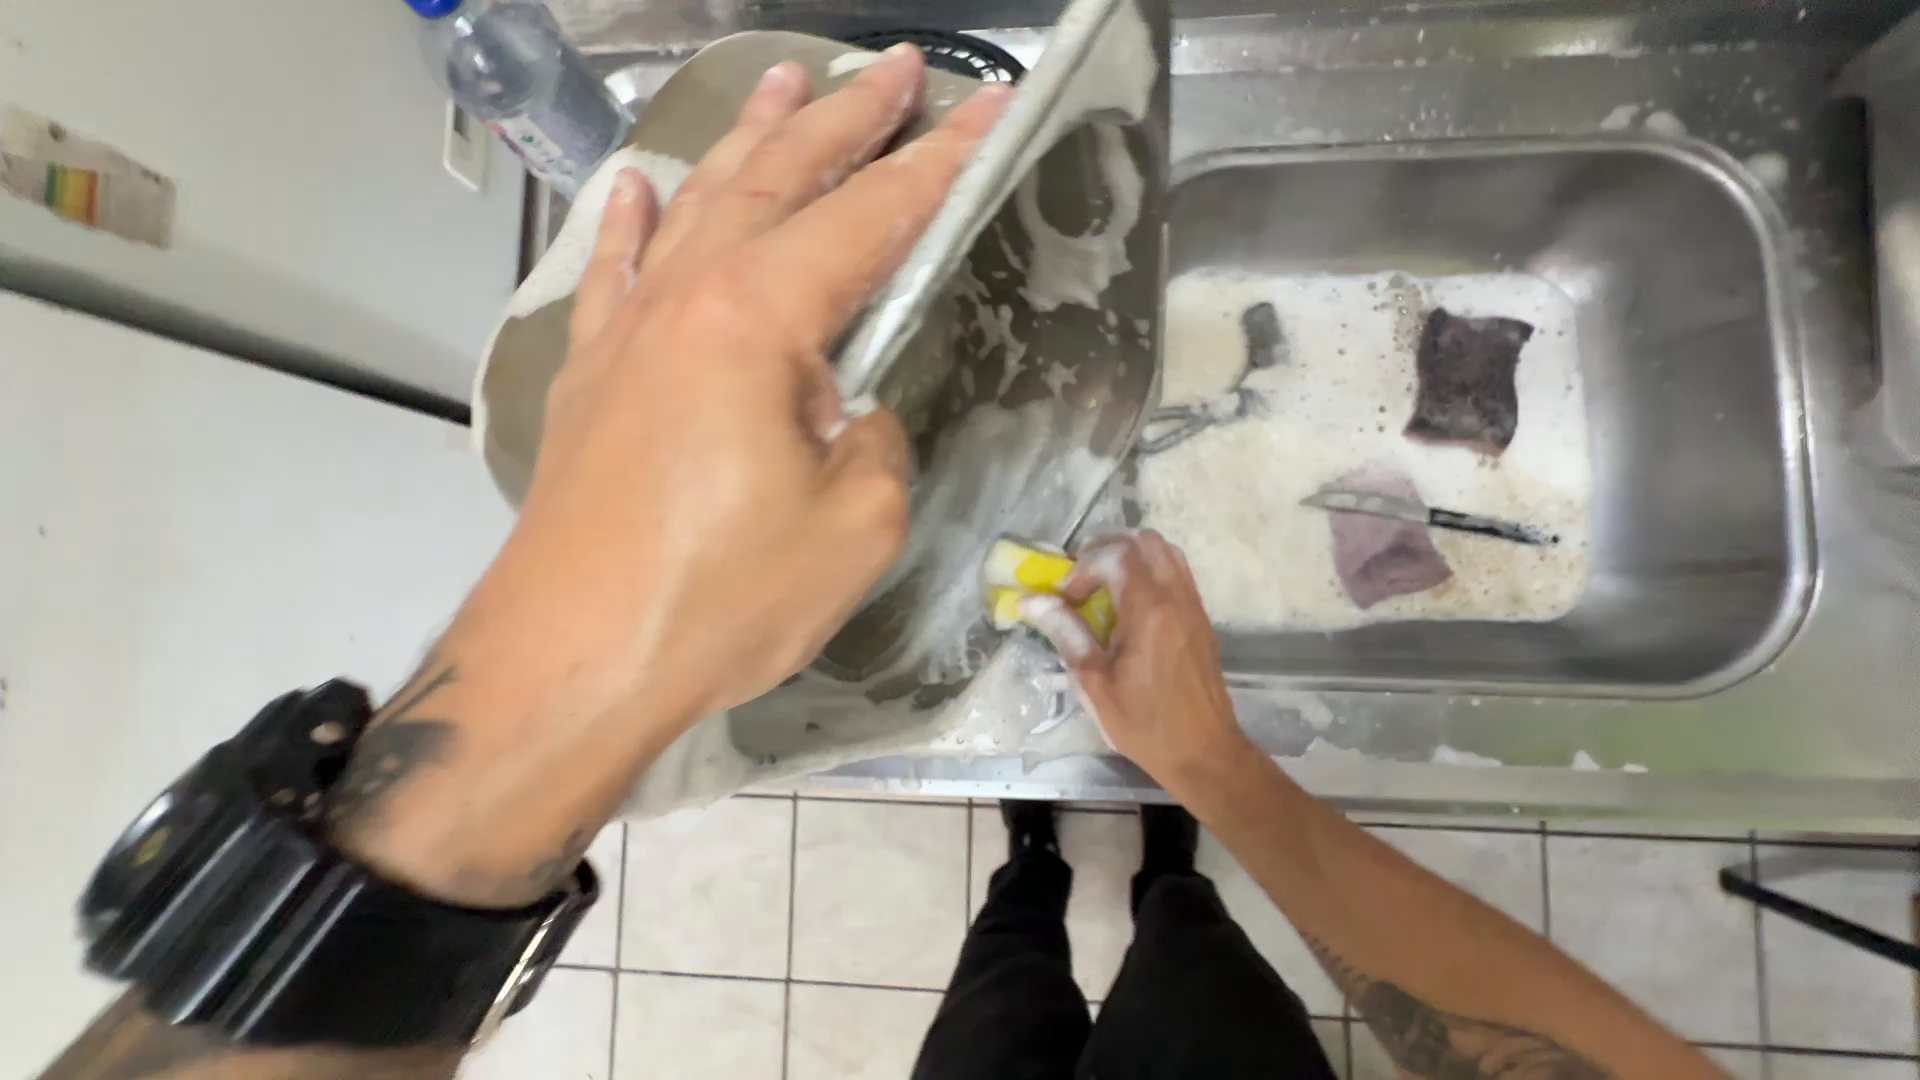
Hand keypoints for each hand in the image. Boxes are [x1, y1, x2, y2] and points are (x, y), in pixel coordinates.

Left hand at [332, 47, 1011, 905]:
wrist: (570, 665)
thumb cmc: (719, 601)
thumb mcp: (855, 527)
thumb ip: (877, 441)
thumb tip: (853, 413)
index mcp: (755, 320)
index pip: (870, 218)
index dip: (937, 162)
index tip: (984, 107)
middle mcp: (686, 298)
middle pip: (780, 183)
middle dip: (848, 121)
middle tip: (902, 71)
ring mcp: (628, 333)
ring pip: (700, 207)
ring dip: (752, 142)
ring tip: (791, 86)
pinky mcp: (593, 379)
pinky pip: (618, 273)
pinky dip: (636, 223)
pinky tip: (640, 188)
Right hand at [1020, 530, 1260, 795]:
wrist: (1205, 753)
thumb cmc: (1144, 725)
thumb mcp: (1094, 683)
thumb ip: (1066, 632)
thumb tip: (1031, 601)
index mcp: (1149, 613)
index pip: (1115, 556)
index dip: (1084, 566)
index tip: (1068, 598)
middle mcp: (1177, 598)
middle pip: (1143, 541)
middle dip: (1106, 549)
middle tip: (1081, 578)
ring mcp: (1194, 605)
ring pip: (1164, 550)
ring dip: (1129, 556)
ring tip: (1103, 585)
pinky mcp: (1201, 617)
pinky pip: (1177, 571)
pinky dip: (1149, 570)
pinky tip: (1129, 603)